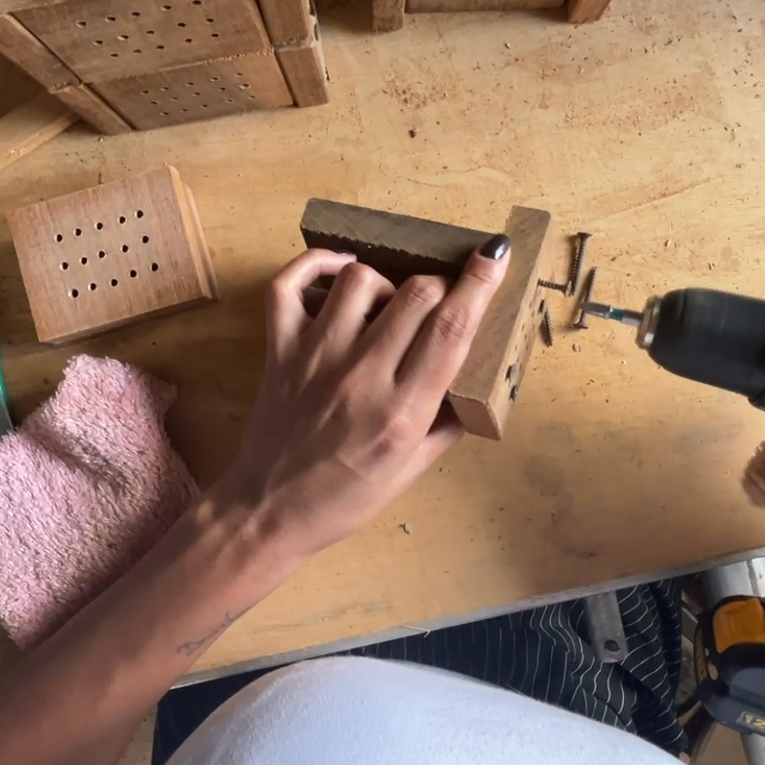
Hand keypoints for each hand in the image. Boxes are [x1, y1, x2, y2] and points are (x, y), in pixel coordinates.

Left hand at [212, 238, 510, 559]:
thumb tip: (473, 378)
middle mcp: (360, 377)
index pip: (451, 330)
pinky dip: (315, 263)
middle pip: (415, 294)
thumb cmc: (346, 499)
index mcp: (402, 412)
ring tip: (386, 306)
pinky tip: (339, 268)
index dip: (480, 283)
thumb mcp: (411, 471)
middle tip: (438, 304)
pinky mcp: (279, 350)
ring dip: (385, 282)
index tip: (495, 253)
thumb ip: (447, 421)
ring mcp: (314, 358)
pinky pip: (289, 285)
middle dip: (440, 286)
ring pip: (359, 280)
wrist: (269, 511)